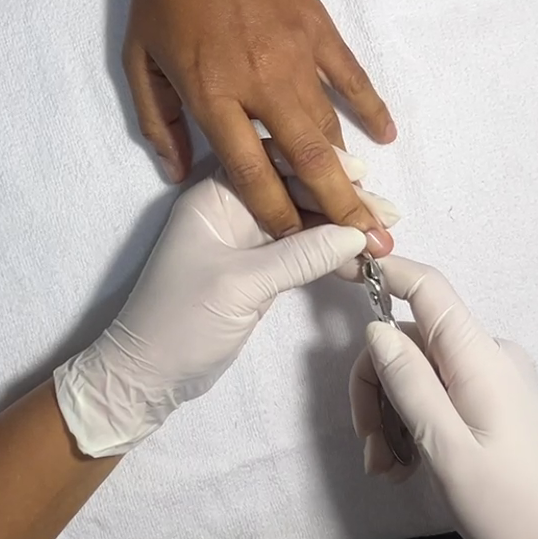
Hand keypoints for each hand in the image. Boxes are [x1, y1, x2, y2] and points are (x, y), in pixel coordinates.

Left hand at [55, 173, 367, 456]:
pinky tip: (360, 259)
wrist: (149, 374)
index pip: (274, 163)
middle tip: (389, 217)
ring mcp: (246, 239)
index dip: (320, 167)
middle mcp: (232, 208)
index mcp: (216, 195)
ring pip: (304, 221)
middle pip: (295, 191)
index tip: (364, 177)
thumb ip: (300, 254)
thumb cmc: (181, 319)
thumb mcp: (241, 284)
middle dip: (341, 203)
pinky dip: (330, 254)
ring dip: (342, 230)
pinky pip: (301, 250)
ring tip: (386, 239)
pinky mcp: (258, 268)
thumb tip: (357, 232)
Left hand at [122, 0, 394, 255]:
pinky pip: (352, 79)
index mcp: (211, 93)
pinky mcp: (320, 32)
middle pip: (307, 160)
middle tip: (365, 246)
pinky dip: (371, 109)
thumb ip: (157, 122)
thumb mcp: (139, 59)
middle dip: (338, 210)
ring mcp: (297, 56)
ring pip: (331, 128)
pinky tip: (385, 136)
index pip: (250, 171)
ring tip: (373, 208)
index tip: (298, 246)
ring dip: (352, 172)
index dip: (277, 215)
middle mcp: (260, 83)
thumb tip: (179, 173)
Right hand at [347, 257, 537, 538]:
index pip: (427, 289)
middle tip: (369, 446)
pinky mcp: (490, 403)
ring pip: (415, 372)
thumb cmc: (513, 507)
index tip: (341, 268)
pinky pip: (435, 394)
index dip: (384, 269)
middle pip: (408, 340)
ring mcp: (489, 380)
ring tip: (387, 468)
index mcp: (480, 357)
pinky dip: (411, 423)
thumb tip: (374, 328)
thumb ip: (410, 384)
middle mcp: (485, 356)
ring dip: (390, 414)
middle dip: (376, 385)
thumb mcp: (448, 450)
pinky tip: (405, 466)